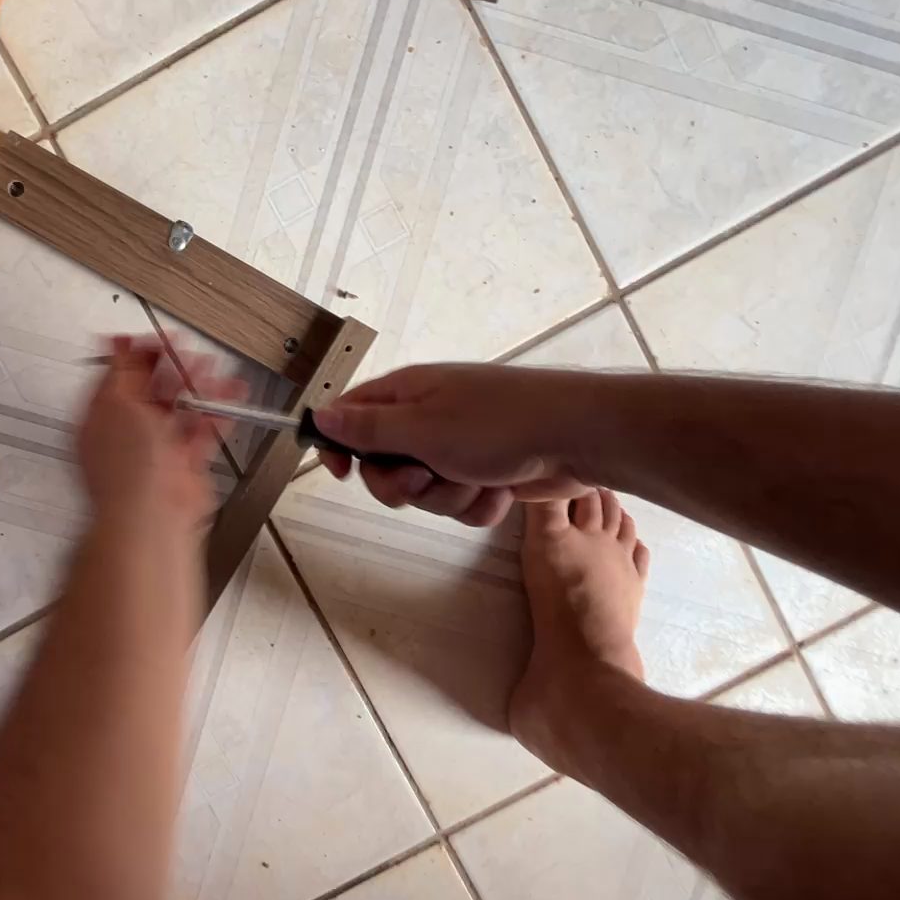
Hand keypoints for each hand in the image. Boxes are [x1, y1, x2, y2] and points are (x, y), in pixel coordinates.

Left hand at [75, 337, 243, 529]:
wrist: (152, 520)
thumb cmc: (125, 473)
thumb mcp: (117, 404)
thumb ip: (121, 370)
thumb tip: (116, 342)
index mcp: (99, 417)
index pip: (118, 375)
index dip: (139, 353)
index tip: (161, 340)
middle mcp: (124, 433)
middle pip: (151, 390)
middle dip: (174, 369)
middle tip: (192, 356)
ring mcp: (154, 451)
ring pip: (179, 409)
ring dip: (199, 388)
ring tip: (216, 372)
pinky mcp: (182, 465)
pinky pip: (200, 432)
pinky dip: (215, 414)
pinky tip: (227, 398)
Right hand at [314, 364, 590, 526]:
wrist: (580, 438)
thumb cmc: (496, 424)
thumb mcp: (420, 428)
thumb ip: (365, 428)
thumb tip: (319, 415)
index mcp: (406, 395)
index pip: (349, 416)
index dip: (339, 446)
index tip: (343, 472)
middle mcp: (425, 418)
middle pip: (382, 464)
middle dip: (402, 484)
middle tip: (424, 479)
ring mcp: (455, 447)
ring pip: (420, 490)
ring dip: (445, 497)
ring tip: (476, 484)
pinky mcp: (482, 473)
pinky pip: (456, 501)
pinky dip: (475, 504)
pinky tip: (499, 494)